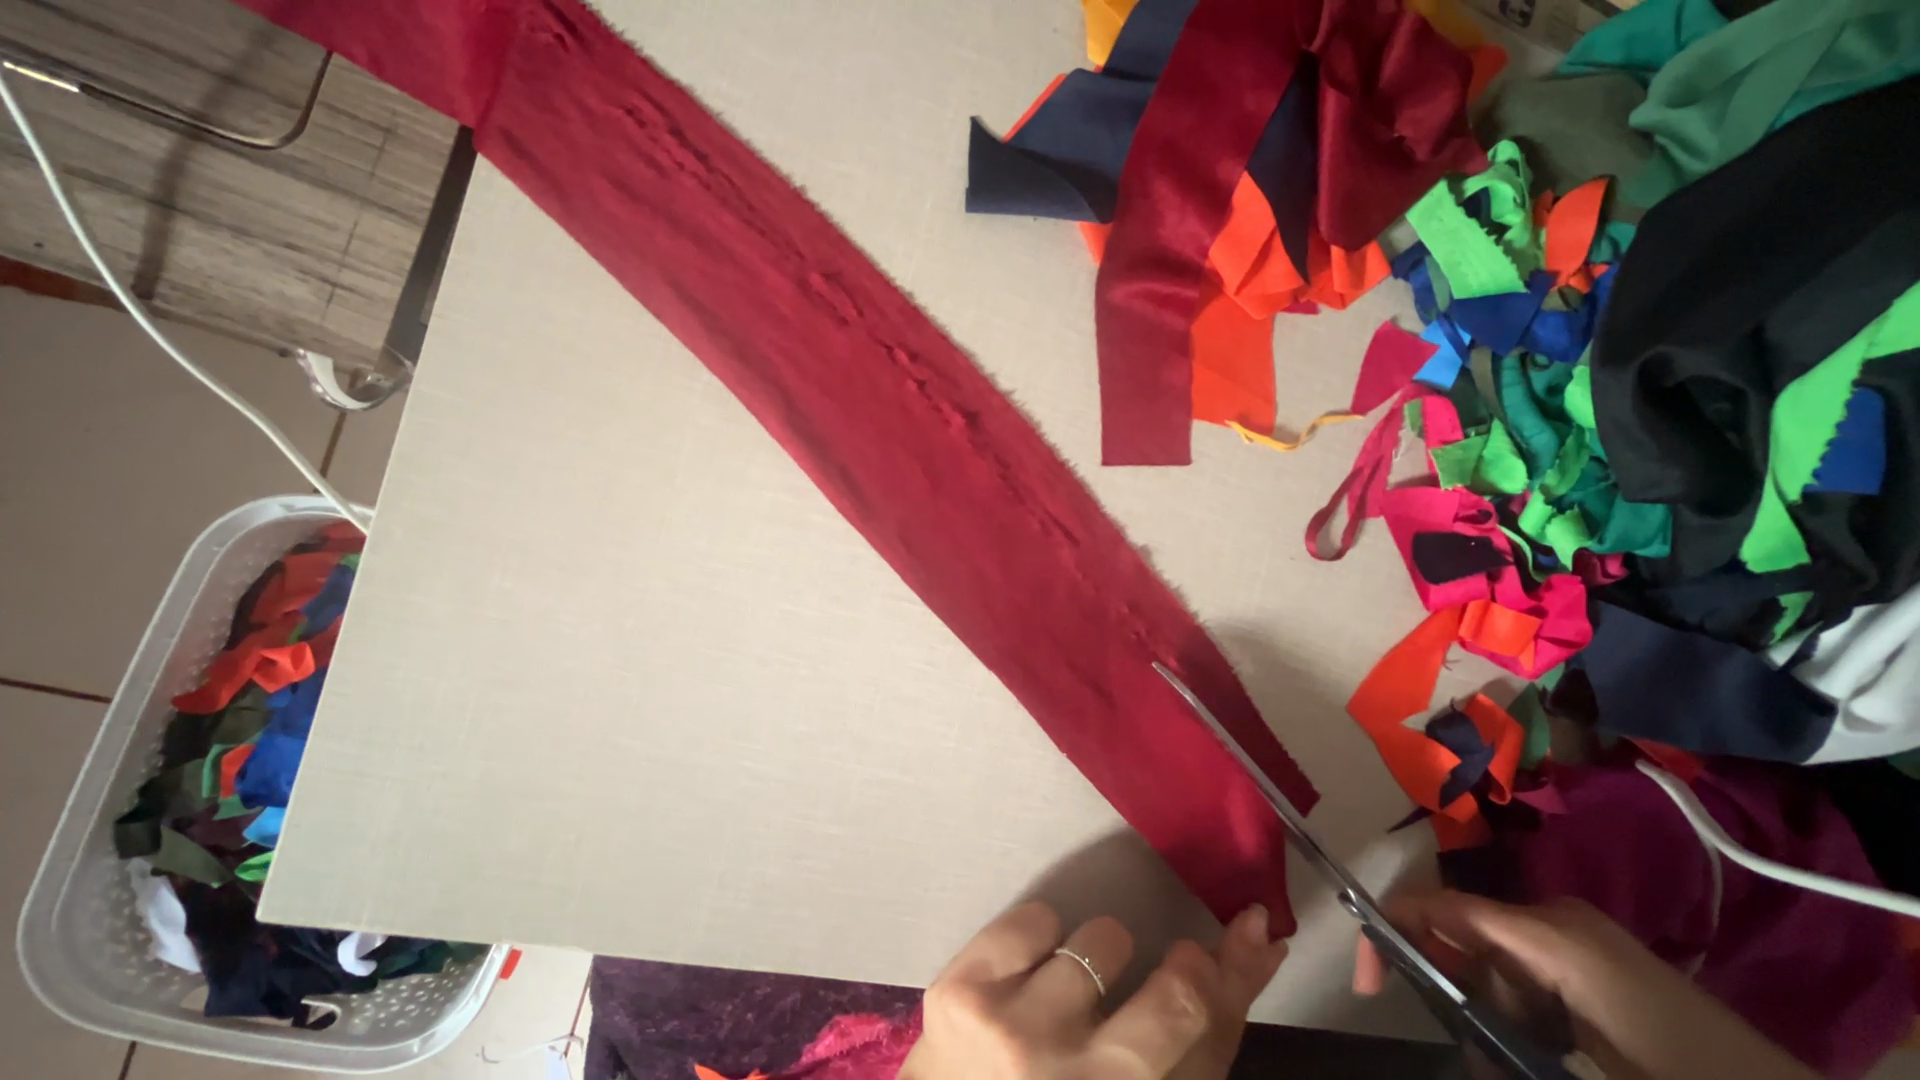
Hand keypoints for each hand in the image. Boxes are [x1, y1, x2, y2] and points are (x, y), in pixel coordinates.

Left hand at [900, 900, 1288, 1079]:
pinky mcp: (961, 993)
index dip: (1230, 978)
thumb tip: (1259, 934)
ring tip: (1072, 991)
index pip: (1209, 1037)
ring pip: (1099, 940)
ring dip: (1099, 951)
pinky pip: (1036, 917)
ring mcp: (1012, 1037)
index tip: (1230, 942)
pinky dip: (1043, 933)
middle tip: (1169, 965)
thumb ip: (1206, 1022)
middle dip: (1187, 969)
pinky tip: (1028, 973)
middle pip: (1177, 999)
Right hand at [1353, 890, 1817, 1079]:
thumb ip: (1494, 1042)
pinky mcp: (1594, 961)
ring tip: (1513, 1057)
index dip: (1389, 930)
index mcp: (1546, 933)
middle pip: (1461, 934)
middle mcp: (1555, 920)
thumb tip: (1451, 1038)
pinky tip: (1540, 1047)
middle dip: (1445, 986)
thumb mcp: (1565, 1061)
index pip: (1440, 908)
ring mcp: (1577, 937)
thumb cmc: (1674, 1069)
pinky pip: (1525, 971)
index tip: (1367, 982)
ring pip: (1492, 958)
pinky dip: (1513, 1007)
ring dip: (1483, 1007)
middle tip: (1469, 1048)